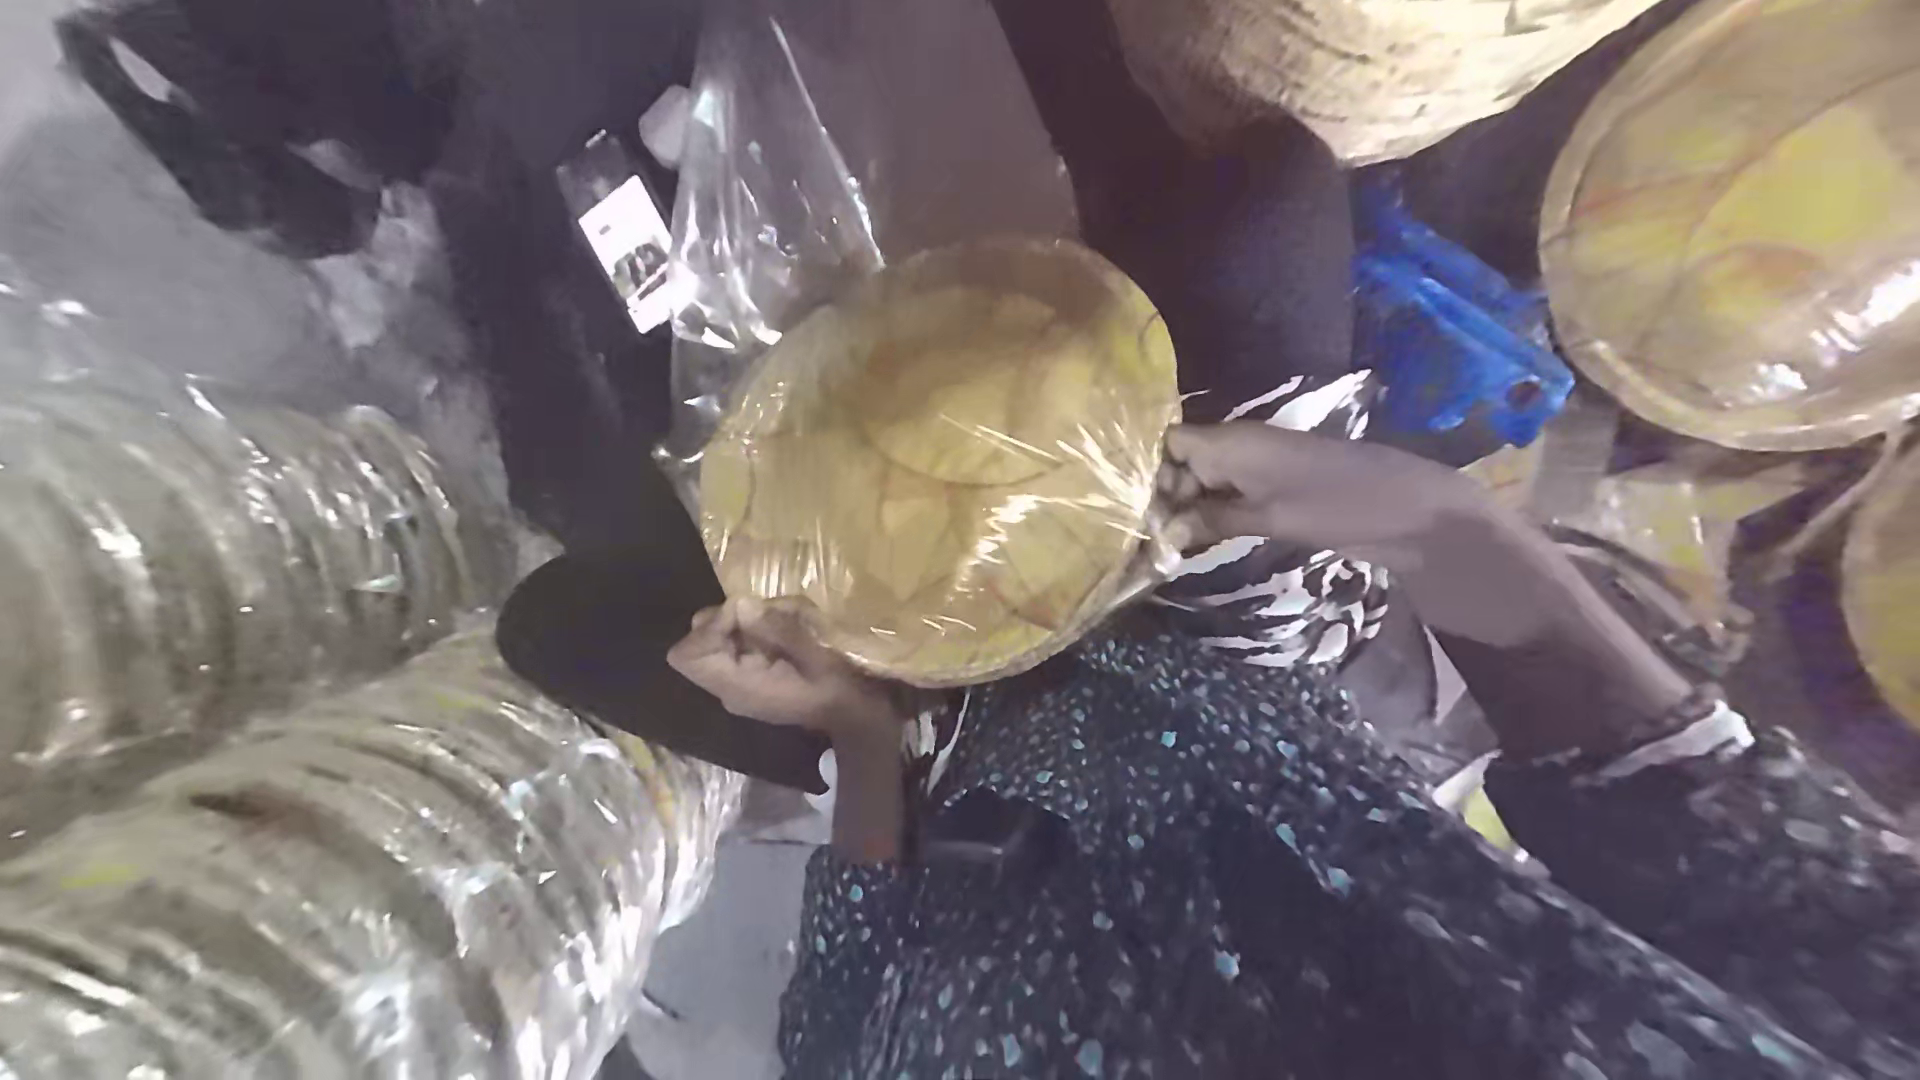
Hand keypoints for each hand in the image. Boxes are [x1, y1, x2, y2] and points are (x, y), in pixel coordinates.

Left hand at [667, 598, 904, 743]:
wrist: (856, 717)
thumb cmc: (839, 690)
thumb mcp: (817, 657)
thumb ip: (779, 631)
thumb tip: (740, 603)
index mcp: (739, 687)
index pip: (688, 656)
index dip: (709, 628)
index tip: (745, 613)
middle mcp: (731, 684)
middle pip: (701, 637)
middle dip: (733, 615)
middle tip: (772, 611)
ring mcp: (741, 677)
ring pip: (724, 631)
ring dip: (756, 616)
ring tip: (796, 617)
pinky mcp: (755, 670)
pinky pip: (744, 638)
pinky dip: (766, 625)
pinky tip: (797, 626)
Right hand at [1156, 422, 1495, 570]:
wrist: (1411, 514)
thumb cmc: (1336, 505)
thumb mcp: (1268, 517)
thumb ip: (1210, 521)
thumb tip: (1162, 533)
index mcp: (1232, 443)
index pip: (1171, 442)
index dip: (1150, 470)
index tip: (1135, 508)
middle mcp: (1236, 451)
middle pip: (1181, 466)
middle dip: (1163, 498)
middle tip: (1144, 537)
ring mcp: (1254, 471)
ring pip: (1201, 485)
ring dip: (1184, 511)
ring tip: (1159, 545)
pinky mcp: (1269, 492)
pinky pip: (1224, 499)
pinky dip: (1208, 518)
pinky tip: (1191, 543)